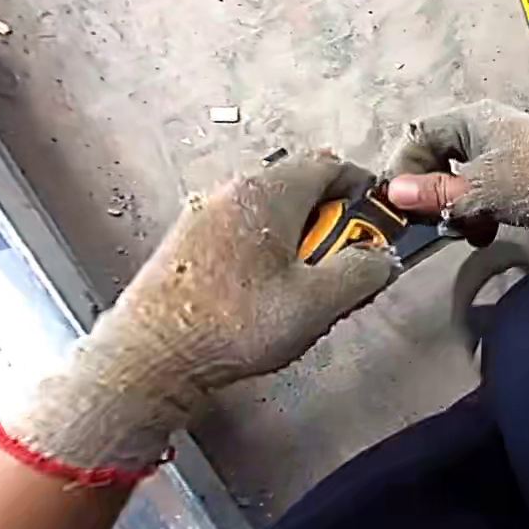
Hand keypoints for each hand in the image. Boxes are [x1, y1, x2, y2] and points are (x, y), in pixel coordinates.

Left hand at [1, 151, 398, 475]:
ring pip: (275, 208)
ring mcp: (208, 213)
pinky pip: (247, 226)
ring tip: (306, 278)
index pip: (331, 165)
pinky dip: (271, 245)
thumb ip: (365, 270)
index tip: (373, 221)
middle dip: (333, 218)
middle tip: (341, 257)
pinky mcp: (191, 239)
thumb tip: (382, 257)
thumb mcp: (319, 301)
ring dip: (302, 234)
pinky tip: (268, 286)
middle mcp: (235, 192)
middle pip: (303, 186)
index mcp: (269, 194)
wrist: (146, 362)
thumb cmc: (228, 327)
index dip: (362, 190)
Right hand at [384, 101, 528, 242]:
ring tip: (469, 229)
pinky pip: (485, 186)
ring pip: (462, 178)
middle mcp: (485, 128)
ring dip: (459, 206)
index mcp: (471, 121)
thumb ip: (435, 193)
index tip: (402, 205)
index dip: (405, 171)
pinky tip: (486, 228)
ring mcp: (503, 148)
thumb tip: (392, 192)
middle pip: (438, 159)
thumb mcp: (481, 191)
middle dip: (435, 194)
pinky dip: (479, 207)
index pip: (418, 138)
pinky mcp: (519, 168)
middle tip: (438, 221)